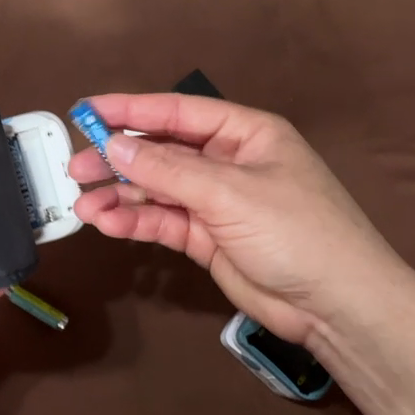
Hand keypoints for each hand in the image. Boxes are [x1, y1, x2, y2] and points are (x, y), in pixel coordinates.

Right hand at [69, 93, 403, 345]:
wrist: (338, 305)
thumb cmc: (297, 231)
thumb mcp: (230, 193)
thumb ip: (168, 169)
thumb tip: (114, 146)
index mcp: (245, 133)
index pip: (178, 112)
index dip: (130, 109)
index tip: (86, 111)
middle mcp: (227, 162)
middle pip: (162, 151)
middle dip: (119, 158)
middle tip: (76, 167)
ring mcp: (217, 202)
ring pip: (157, 189)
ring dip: (120, 195)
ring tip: (83, 206)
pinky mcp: (208, 238)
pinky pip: (164, 222)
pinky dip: (136, 222)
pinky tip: (108, 224)